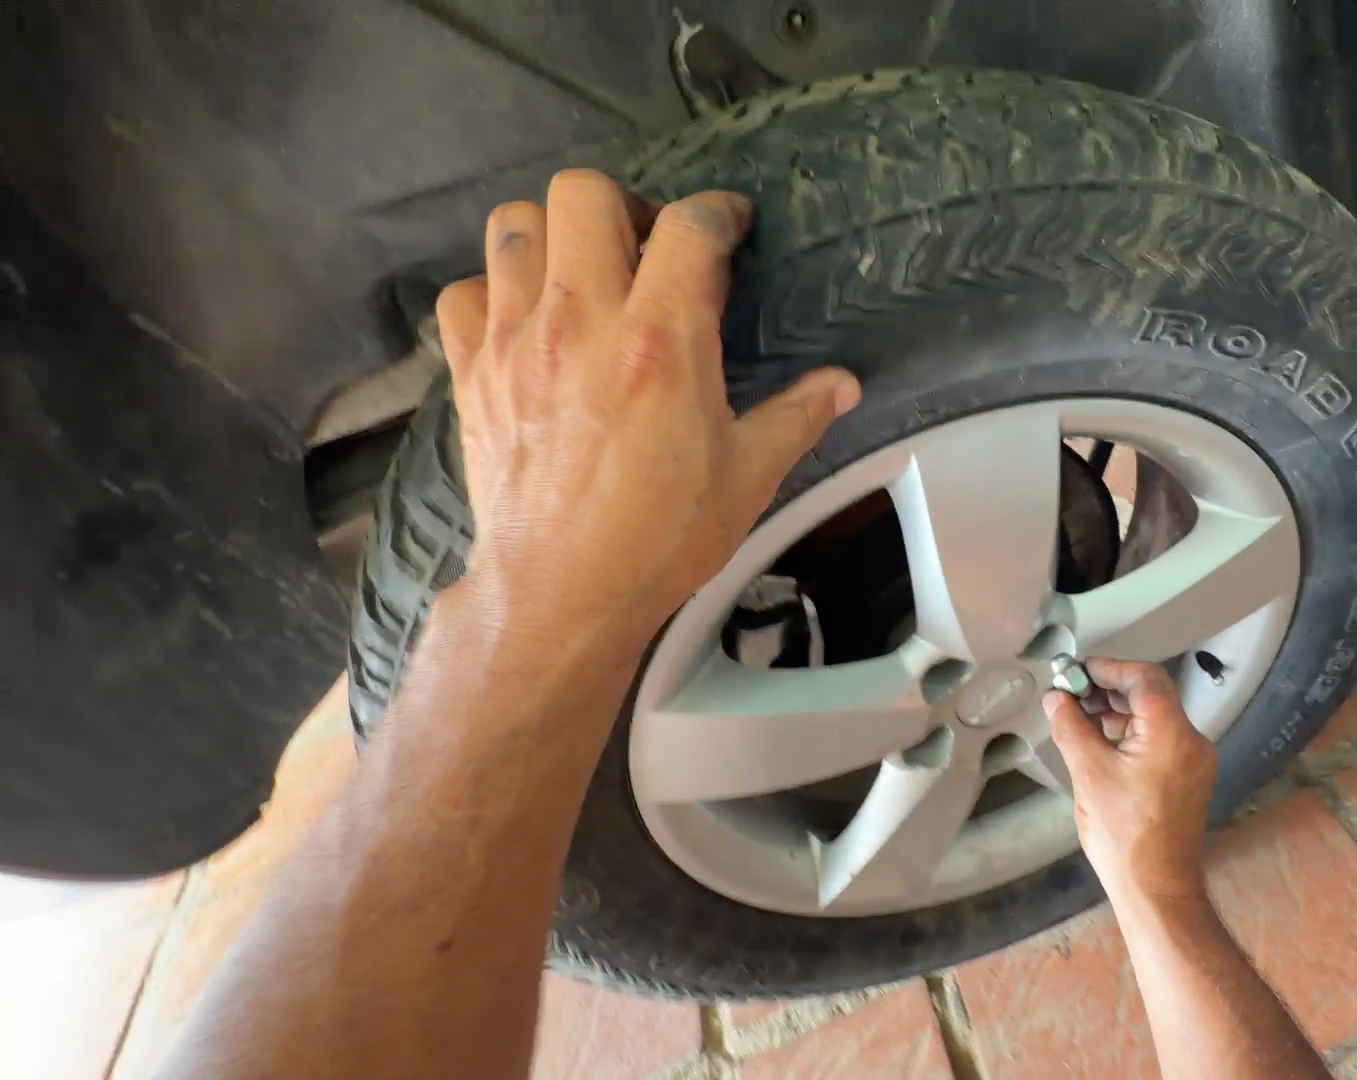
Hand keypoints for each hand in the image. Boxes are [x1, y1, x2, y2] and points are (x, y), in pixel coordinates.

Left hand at [433, 170, 859, 652]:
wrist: (564, 590)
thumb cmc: (666, 535)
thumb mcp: (750, 476)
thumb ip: (799, 416)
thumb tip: (845, 385)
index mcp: (663, 343)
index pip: (689, 229)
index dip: (717, 212)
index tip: (730, 225)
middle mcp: (583, 321)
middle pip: (585, 192)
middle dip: (629, 205)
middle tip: (652, 250)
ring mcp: (516, 341)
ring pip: (516, 224)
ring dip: (559, 234)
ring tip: (590, 276)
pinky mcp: (472, 370)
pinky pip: (465, 289)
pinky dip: (497, 289)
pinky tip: (529, 322)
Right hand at [1043, 658, 1217, 906]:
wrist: (1157, 889)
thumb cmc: (1123, 832)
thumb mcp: (1088, 772)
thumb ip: (1071, 726)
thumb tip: (1055, 696)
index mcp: (1172, 732)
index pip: (1144, 678)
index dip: (1108, 668)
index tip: (1075, 673)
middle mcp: (1191, 740)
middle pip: (1150, 694)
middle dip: (1108, 689)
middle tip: (1070, 693)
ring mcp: (1192, 760)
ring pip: (1152, 717)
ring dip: (1115, 711)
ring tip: (1077, 717)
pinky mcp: (1186, 777)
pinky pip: (1157, 739)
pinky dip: (1127, 732)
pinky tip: (1096, 740)